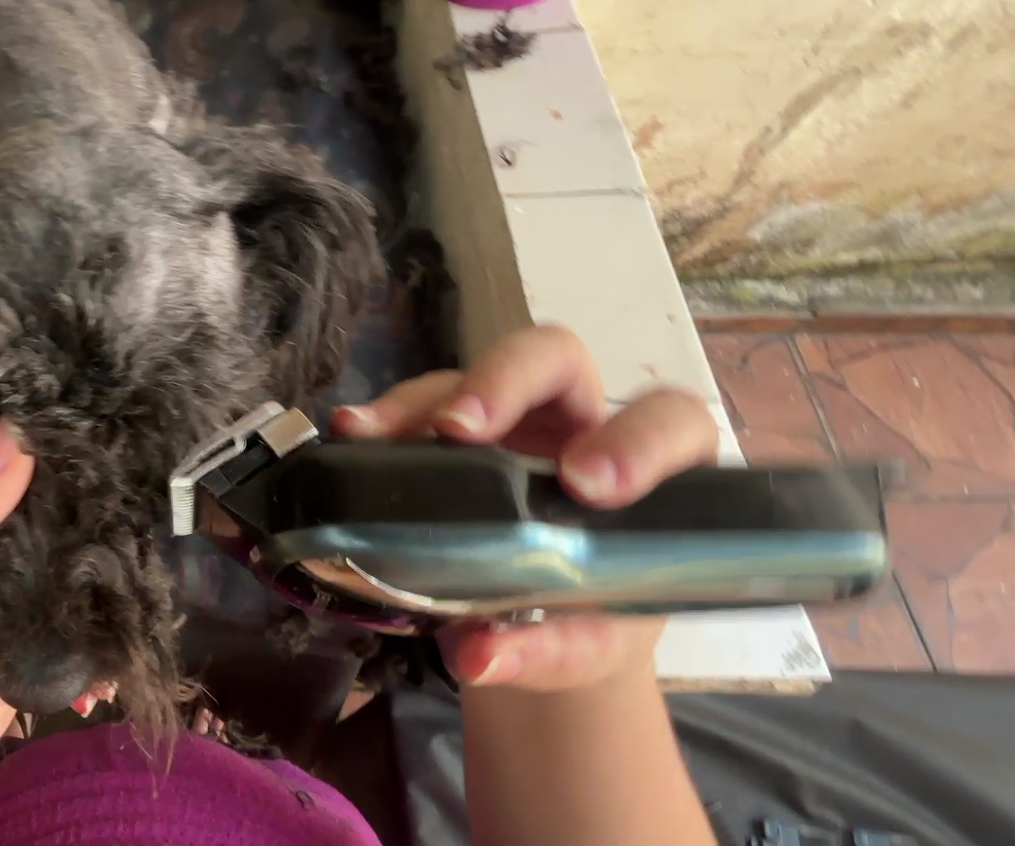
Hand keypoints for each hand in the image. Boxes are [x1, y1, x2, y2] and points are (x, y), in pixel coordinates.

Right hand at [330, 325, 717, 692]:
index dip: (635, 439)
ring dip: (414, 401)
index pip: (665, 422)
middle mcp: (570, 423)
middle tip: (458, 427)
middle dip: (504, 381)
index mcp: (640, 470)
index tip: (586, 486)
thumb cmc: (582, 621)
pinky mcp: (442, 425)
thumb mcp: (580, 647)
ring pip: (464, 375)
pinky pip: (411, 405)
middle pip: (552, 357)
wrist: (532, 616)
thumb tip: (477, 655)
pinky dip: (381, 419)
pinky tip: (349, 436)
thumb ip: (543, 652)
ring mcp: (500, 419)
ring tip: (363, 431)